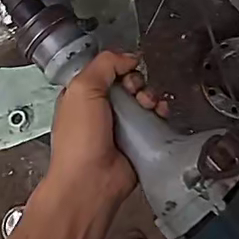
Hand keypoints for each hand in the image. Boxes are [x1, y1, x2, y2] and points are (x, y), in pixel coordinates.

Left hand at [44, 51, 168, 210]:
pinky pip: (155, 118)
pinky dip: (160, 112)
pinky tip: (159, 113)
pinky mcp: (139, 139)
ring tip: (147, 104)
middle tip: (134, 90)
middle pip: (129, 81)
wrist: (91, 181)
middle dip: (137, 81)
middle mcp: (102, 109)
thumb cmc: (79, 140)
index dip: (118, 66)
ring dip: (150, 95)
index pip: (106, 69)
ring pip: (144, 98)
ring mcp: (121, 125)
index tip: (124, 70)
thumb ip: (105, 64)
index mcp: (82, 95)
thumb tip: (129, 57)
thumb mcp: (82, 88)